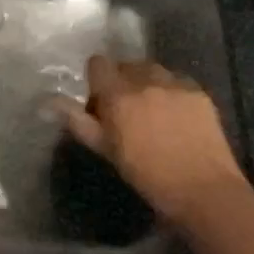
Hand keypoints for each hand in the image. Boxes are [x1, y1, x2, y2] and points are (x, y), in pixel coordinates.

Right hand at [49, 56, 245, 221]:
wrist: (204, 191)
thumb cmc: (149, 176)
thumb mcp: (106, 150)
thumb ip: (78, 121)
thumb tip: (49, 102)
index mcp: (117, 93)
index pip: (97, 63)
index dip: (97, 79)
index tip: (101, 102)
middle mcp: (144, 79)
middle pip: (125, 66)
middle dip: (123, 82)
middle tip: (128, 112)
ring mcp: (174, 82)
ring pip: (152, 70)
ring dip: (147, 84)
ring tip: (154, 113)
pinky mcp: (198, 90)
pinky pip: (177, 81)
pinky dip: (172, 92)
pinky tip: (178, 117)